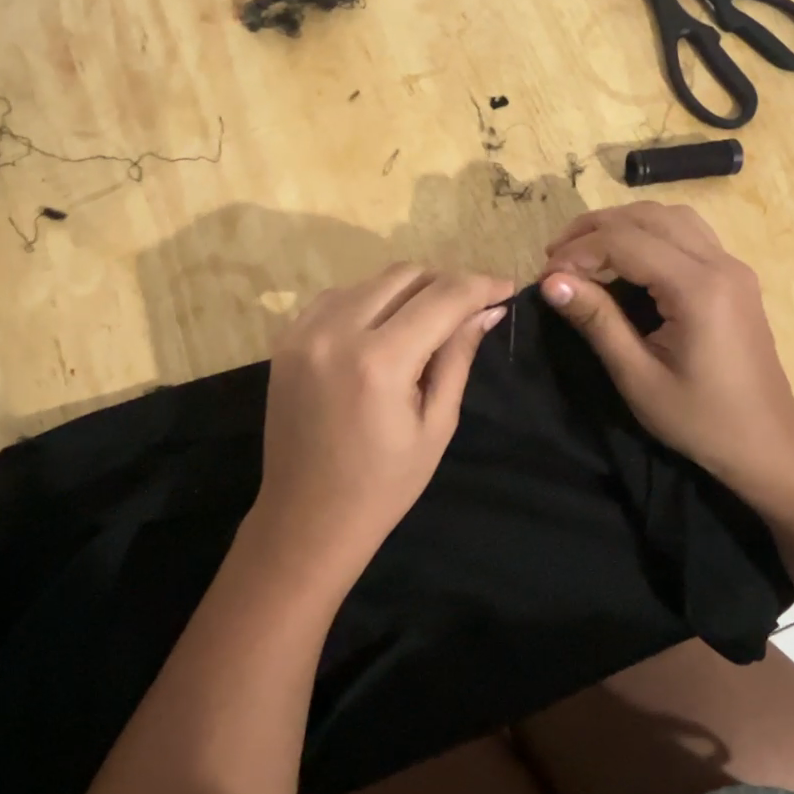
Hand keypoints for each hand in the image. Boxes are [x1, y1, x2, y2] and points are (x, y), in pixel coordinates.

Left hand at [251, 264, 513, 580]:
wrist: (307, 518)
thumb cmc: (384, 485)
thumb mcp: (436, 425)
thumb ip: (458, 357)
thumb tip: (488, 309)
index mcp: (379, 361)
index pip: (443, 296)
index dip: (481, 286)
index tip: (506, 289)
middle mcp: (337, 332)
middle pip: (405, 275)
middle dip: (445, 284)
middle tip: (470, 310)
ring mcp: (304, 332)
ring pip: (370, 280)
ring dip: (407, 291)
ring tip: (428, 324)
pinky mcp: (286, 340)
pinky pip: (337, 297)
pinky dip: (367, 301)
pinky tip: (383, 330)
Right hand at [540, 203, 793, 484]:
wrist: (765, 442)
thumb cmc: (699, 420)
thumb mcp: (637, 377)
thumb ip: (597, 321)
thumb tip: (550, 282)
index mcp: (698, 289)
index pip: (625, 242)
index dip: (578, 251)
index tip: (545, 276)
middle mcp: (720, 264)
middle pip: (648, 217)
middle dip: (594, 229)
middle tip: (555, 256)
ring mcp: (733, 266)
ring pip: (670, 217)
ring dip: (622, 225)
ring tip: (583, 251)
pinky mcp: (735, 277)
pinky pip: (687, 233)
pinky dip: (649, 233)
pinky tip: (624, 259)